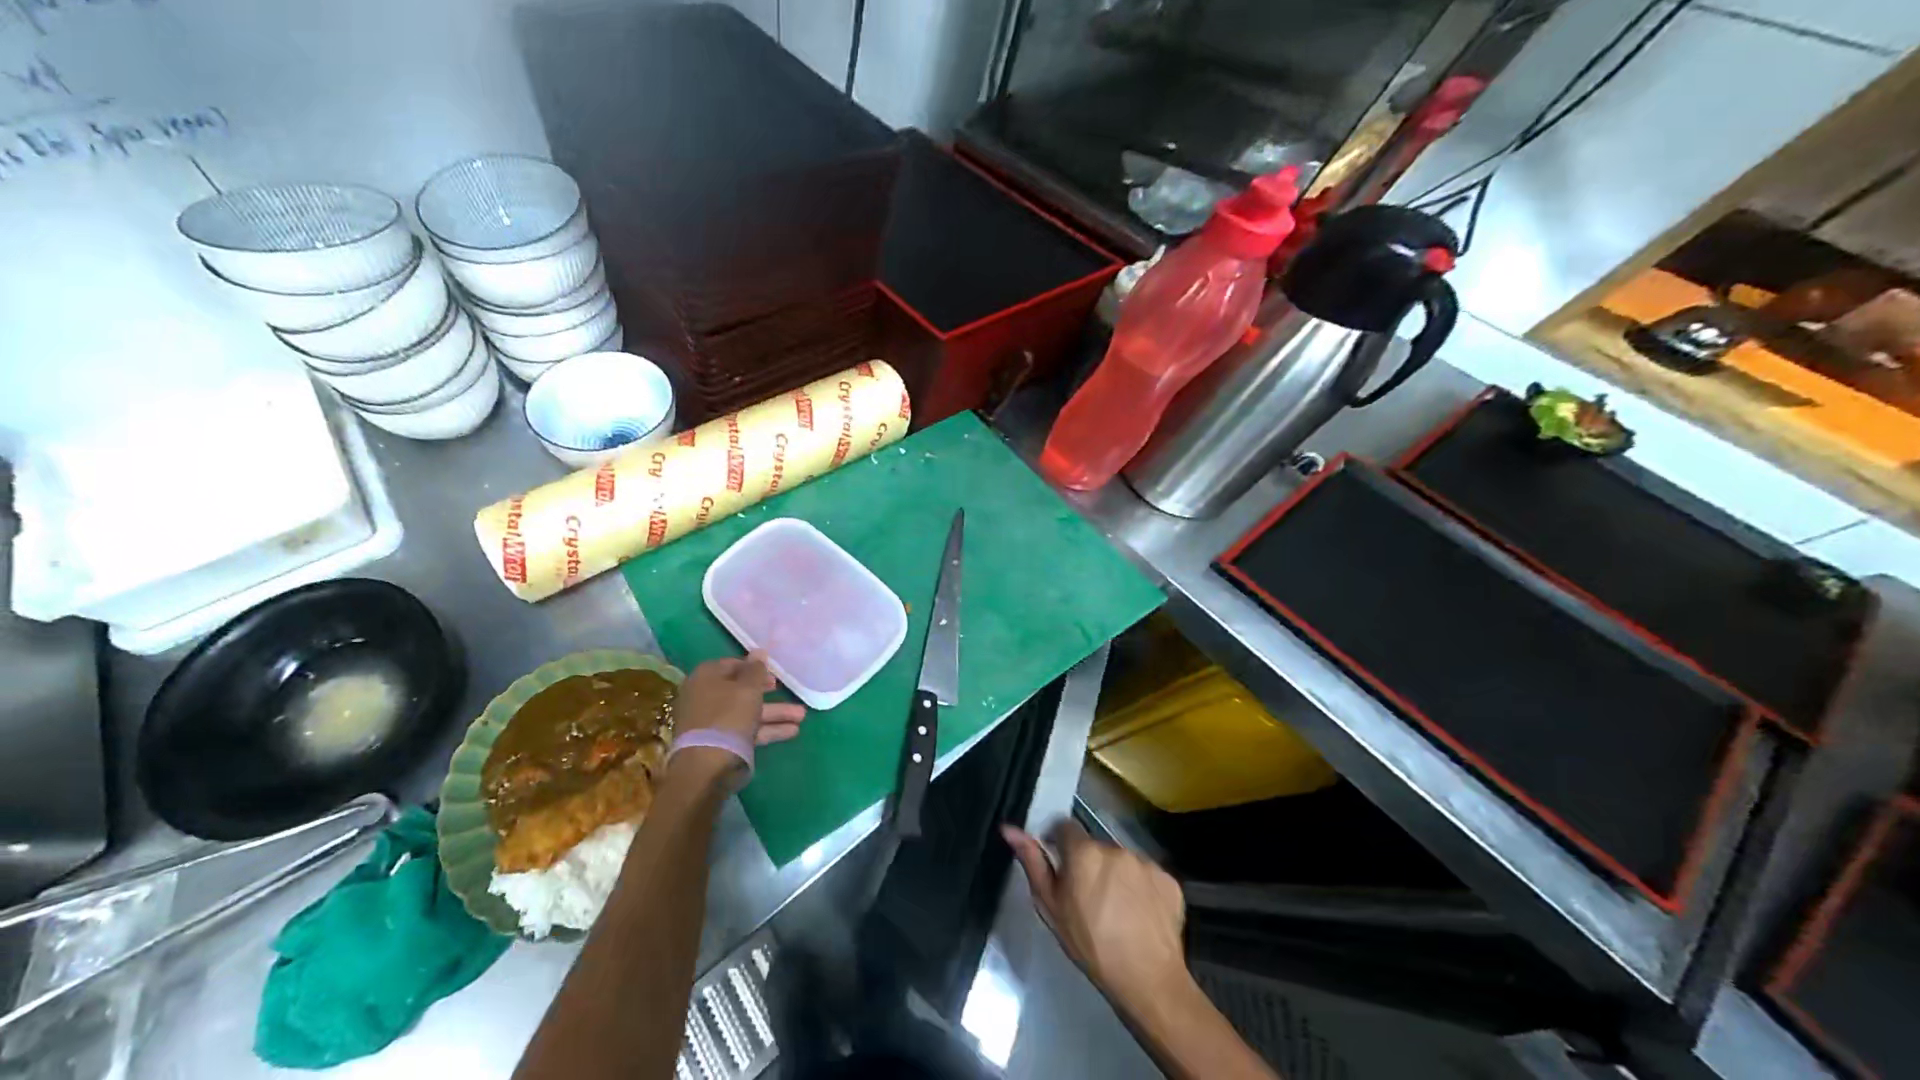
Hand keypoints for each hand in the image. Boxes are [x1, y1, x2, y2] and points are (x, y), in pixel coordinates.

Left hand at [672, 652, 806, 785]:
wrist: (708, 765)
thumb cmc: (728, 716)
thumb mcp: (748, 689)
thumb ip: (756, 670)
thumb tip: (758, 651)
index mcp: (706, 678)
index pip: (731, 664)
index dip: (753, 666)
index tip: (772, 672)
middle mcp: (706, 698)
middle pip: (740, 690)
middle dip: (768, 692)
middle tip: (785, 688)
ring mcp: (714, 722)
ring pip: (748, 712)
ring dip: (775, 712)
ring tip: (802, 716)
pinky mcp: (723, 743)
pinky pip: (748, 730)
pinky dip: (768, 730)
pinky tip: (792, 731)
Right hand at [1003, 821, 1186, 1007]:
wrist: (1147, 979)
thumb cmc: (1090, 945)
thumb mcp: (1052, 908)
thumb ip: (1032, 863)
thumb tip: (1010, 829)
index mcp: (1083, 852)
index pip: (1065, 827)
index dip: (1059, 842)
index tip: (1060, 865)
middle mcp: (1115, 848)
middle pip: (1095, 846)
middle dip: (1089, 864)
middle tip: (1087, 897)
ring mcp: (1145, 862)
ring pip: (1122, 861)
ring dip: (1115, 875)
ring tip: (1116, 910)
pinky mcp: (1168, 878)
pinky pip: (1147, 875)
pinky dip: (1141, 889)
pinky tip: (1139, 915)